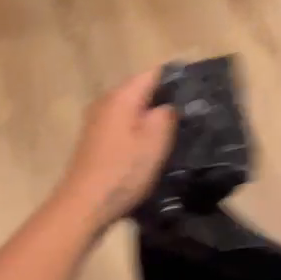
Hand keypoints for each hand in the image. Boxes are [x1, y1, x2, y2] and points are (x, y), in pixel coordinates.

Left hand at [53, 69, 176, 232]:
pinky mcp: (94, 139)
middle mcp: (106, 100)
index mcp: (122, 95)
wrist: (83, 206)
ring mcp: (97, 120)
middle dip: (164, 99)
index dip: (177, 80)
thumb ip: (167, 114)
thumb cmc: (123, 171)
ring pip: (132, 109)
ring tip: (175, 132)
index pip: (155, 73)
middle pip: (141, 90)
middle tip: (190, 115)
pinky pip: (122, 124)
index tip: (197, 93)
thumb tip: (170, 105)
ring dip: (150, 117)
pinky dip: (137, 130)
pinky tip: (149, 147)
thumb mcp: (155, 141)